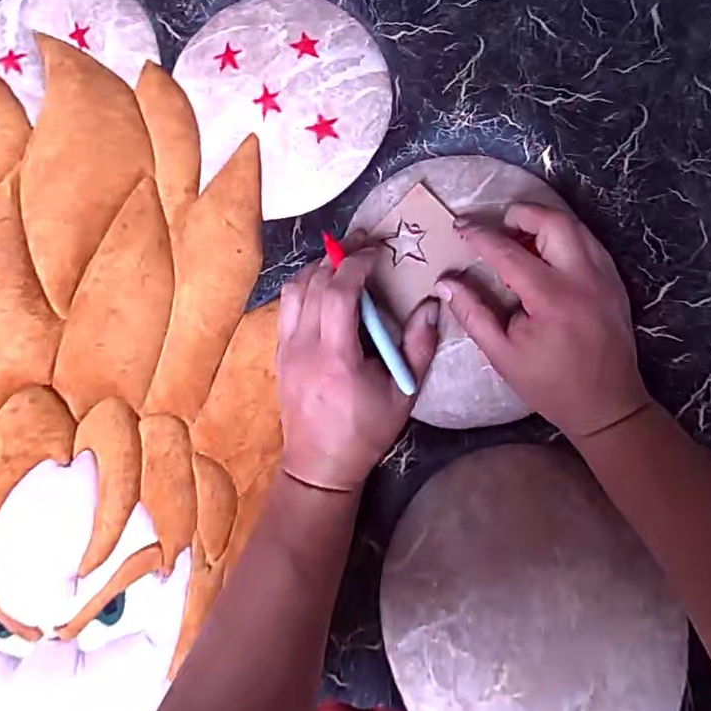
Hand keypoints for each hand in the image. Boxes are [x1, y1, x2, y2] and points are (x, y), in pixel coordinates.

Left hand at [276, 251, 437, 491]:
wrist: (319, 466)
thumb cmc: (366, 430)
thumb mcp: (404, 393)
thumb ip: (420, 346)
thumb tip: (430, 304)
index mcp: (336, 357)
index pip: (338, 293)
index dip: (356, 264)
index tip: (377, 252)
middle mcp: (304, 347)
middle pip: (312, 283)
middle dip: (338, 256)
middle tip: (364, 244)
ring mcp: (286, 349)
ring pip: (293, 290)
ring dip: (319, 268)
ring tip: (345, 260)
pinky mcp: (279, 353)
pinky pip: (287, 305)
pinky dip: (306, 285)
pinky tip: (327, 287)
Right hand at [439, 203, 651, 440]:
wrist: (608, 404)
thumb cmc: (551, 384)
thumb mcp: (503, 355)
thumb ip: (473, 314)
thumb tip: (446, 283)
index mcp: (552, 298)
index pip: (509, 252)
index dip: (481, 235)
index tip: (461, 228)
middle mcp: (583, 277)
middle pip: (553, 222)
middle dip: (521, 214)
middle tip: (498, 226)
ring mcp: (605, 276)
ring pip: (575, 225)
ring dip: (545, 222)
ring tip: (520, 238)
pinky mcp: (616, 280)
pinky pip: (589, 241)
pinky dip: (565, 236)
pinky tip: (548, 254)